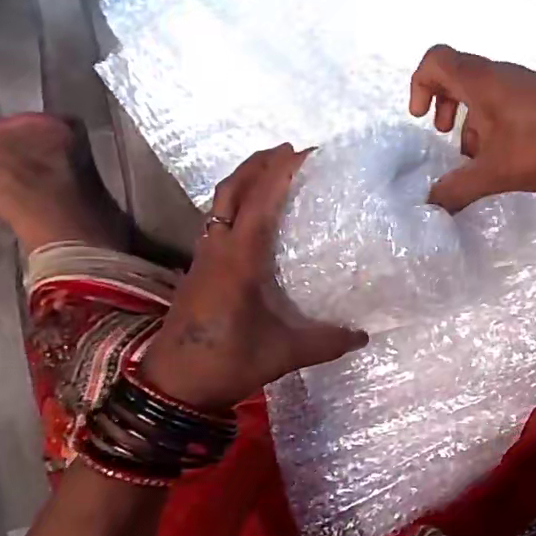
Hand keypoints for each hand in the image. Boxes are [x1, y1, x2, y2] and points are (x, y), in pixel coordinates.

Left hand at [137, 145, 368, 411]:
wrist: (172, 384)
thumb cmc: (226, 363)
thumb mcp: (283, 354)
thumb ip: (326, 342)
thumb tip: (363, 335)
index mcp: (238, 260)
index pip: (260, 201)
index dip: (282, 171)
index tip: (308, 153)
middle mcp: (218, 249)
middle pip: (232, 189)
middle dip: (259, 164)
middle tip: (290, 151)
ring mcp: (204, 257)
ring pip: (220, 203)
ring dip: (245, 181)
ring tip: (274, 173)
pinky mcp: (199, 269)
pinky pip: (217, 221)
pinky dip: (236, 205)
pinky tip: (255, 218)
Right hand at [408, 45, 535, 211]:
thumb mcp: (493, 171)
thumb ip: (457, 188)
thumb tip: (431, 204)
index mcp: (480, 80)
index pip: (436, 60)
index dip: (419, 84)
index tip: (422, 118)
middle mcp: (499, 74)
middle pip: (456, 76)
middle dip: (443, 106)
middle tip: (444, 134)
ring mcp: (522, 84)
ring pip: (481, 93)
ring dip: (469, 121)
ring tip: (475, 156)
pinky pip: (502, 102)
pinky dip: (491, 124)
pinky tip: (502, 156)